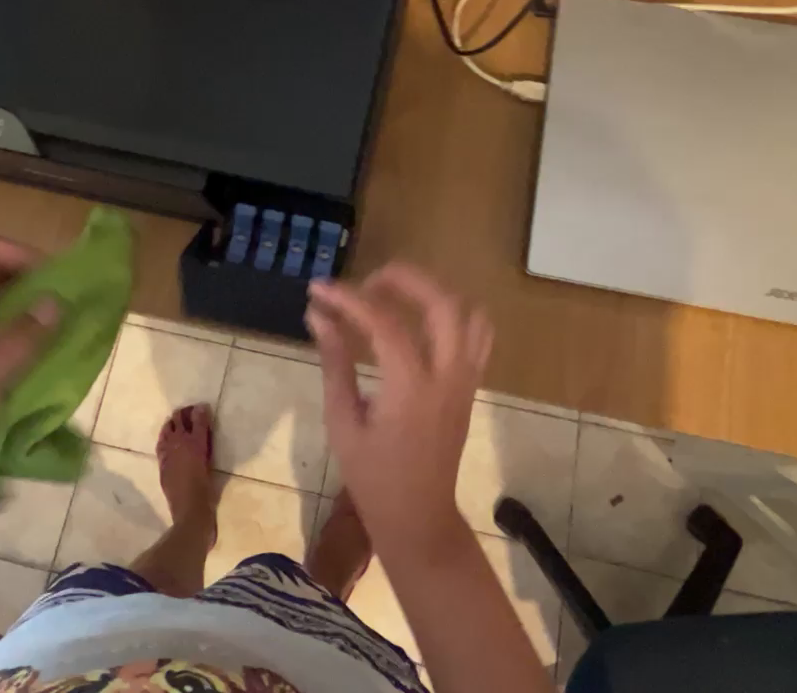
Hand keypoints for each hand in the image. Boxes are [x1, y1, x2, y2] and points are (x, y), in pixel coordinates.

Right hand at [306, 265, 493, 560]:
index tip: (318, 289)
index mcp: (411, 389)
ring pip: (467, 312)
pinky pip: (478, 334)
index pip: (383, 322)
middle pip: (441, 303)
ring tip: (395, 295)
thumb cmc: (373, 477)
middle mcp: (447, 376)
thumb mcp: (343, 422)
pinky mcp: (472, 384)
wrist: (418, 517)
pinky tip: (422, 319)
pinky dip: (454, 313)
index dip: (348, 299)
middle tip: (364, 282)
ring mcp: (466, 379)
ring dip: (431, 292)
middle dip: (402, 278)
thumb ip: (335, 363)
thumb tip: (318, 316)